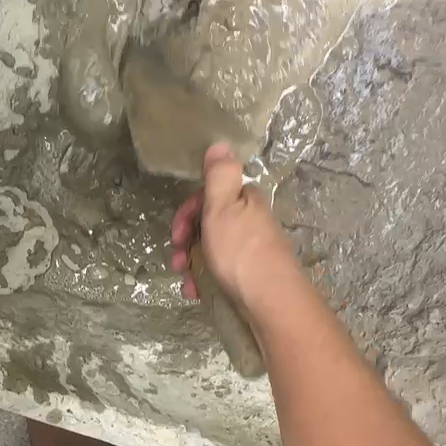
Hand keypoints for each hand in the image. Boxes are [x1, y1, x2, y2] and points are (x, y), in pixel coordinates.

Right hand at [170, 143, 296, 306]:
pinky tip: (196, 292)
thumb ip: (219, 176)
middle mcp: (248, 223)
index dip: (187, 211)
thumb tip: (220, 143)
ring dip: (189, 264)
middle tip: (176, 257)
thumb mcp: (224, 207)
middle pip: (206, 224)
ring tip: (185, 280)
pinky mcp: (245, 276)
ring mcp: (247, 251)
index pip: (209, 196)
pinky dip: (201, 281)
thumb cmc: (241, 252)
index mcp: (244, 202)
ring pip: (207, 251)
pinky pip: (216, 272)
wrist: (269, 301)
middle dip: (185, 241)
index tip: (178, 231)